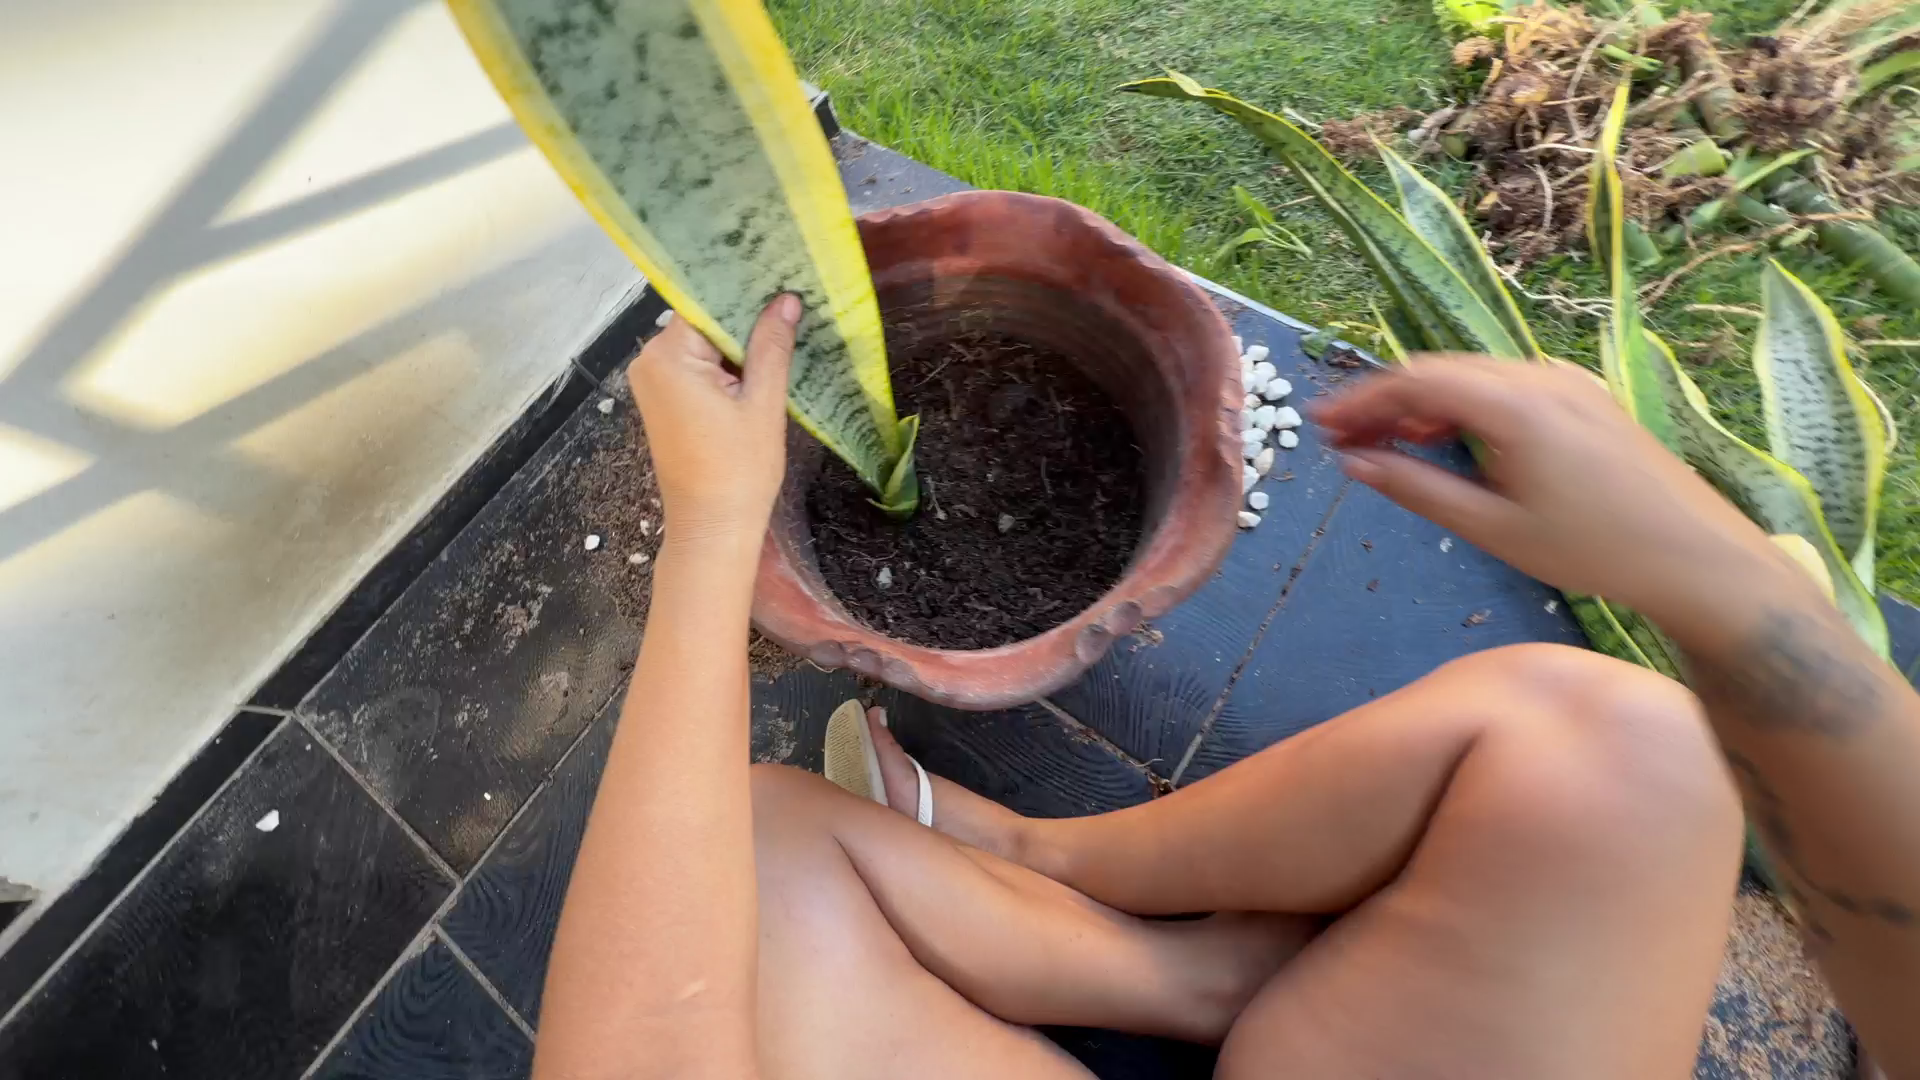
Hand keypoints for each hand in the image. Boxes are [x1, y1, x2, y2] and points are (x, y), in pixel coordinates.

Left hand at [628, 294, 796, 546]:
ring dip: (740, 348)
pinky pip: (698, 370)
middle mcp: (650, 362)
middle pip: (704, 324)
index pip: (708, 305)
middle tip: (791, 310)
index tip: (781, 281)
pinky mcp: (665, 402)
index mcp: (668, 356)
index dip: (746, 295)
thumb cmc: (739, 470)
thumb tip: (786, 299)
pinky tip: (760, 369)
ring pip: (704, 348)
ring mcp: (654, 383)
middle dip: (746, 322)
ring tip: (783, 338)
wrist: (712, 527)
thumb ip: (771, 347)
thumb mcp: (762, 404)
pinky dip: (727, 369)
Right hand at [1312, 355, 1782, 622]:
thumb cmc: (1587, 549)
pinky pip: (1497, 388)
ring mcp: (1564, 384)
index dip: (1359, 400)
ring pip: (1466, 377)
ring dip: (1414, 404)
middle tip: (1337, 437)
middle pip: (1437, 372)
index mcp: (1515, 406)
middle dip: (1379, 400)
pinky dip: (1453, 408)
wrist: (1699, 559)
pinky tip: (1435, 437)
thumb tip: (1353, 463)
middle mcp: (1539, 378)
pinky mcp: (1578, 399)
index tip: (1317, 422)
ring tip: (1376, 441)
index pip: (1415, 382)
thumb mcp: (1487, 525)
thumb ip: (1413, 487)